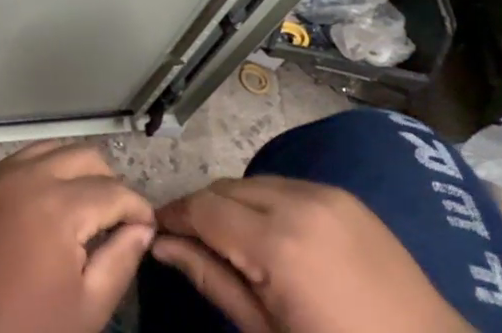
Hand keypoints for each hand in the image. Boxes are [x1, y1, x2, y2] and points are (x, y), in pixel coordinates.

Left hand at [0, 140, 155, 332]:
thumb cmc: (28, 323)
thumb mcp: (89, 304)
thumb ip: (121, 259)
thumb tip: (142, 228)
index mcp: (58, 205)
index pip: (115, 191)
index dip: (139, 209)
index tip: (148, 228)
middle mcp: (28, 175)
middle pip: (85, 156)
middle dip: (110, 182)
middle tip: (118, 219)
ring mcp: (0, 174)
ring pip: (53, 148)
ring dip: (77, 170)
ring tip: (87, 209)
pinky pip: (24, 158)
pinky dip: (46, 169)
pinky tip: (51, 203)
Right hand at [151, 177, 468, 332]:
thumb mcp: (267, 332)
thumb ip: (211, 281)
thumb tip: (161, 245)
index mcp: (277, 244)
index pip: (201, 208)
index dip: (172, 217)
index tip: (154, 232)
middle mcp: (299, 203)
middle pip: (223, 188)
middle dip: (201, 211)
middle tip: (190, 243)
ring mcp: (328, 194)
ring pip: (253, 183)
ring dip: (233, 205)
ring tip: (231, 242)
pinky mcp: (347, 196)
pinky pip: (287, 186)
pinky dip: (266, 203)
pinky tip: (271, 236)